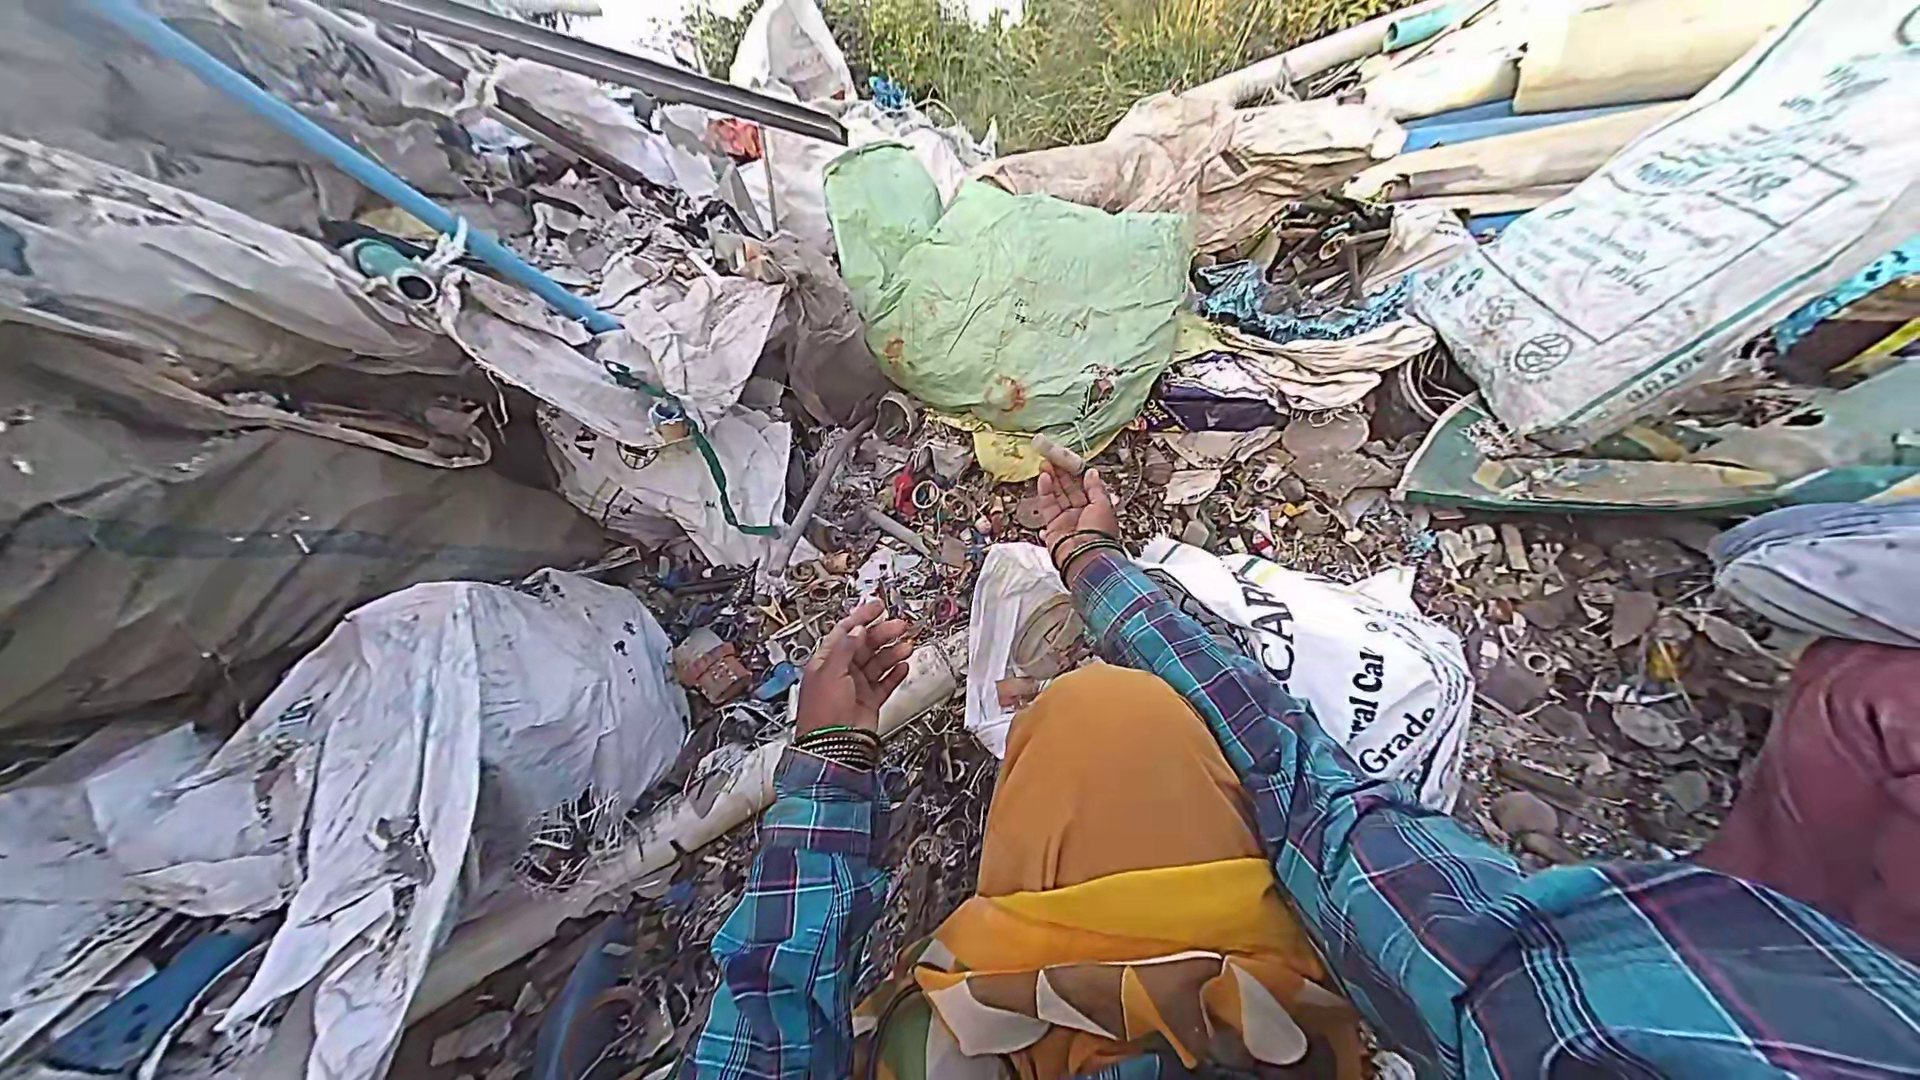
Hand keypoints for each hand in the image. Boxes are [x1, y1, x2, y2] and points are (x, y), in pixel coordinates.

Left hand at [795, 599, 914, 734]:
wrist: (834, 745)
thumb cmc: (823, 712)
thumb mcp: (831, 671)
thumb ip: (846, 648)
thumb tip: (857, 629)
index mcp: (826, 662)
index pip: (845, 632)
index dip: (861, 618)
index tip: (878, 607)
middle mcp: (842, 672)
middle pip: (865, 645)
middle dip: (882, 634)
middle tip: (899, 626)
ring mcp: (857, 686)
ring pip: (878, 663)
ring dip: (892, 652)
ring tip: (906, 646)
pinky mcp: (870, 700)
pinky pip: (885, 683)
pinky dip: (895, 674)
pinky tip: (903, 666)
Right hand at [1036, 463, 1118, 581]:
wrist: (1086, 556)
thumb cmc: (1100, 532)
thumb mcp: (1103, 505)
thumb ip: (1095, 488)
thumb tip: (1092, 472)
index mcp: (1094, 510)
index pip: (1082, 488)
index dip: (1075, 474)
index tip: (1068, 461)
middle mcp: (1079, 514)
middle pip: (1067, 491)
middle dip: (1060, 474)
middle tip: (1052, 458)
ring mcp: (1064, 520)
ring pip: (1056, 496)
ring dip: (1050, 480)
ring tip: (1044, 464)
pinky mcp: (1051, 526)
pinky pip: (1047, 506)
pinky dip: (1045, 492)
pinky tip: (1044, 478)